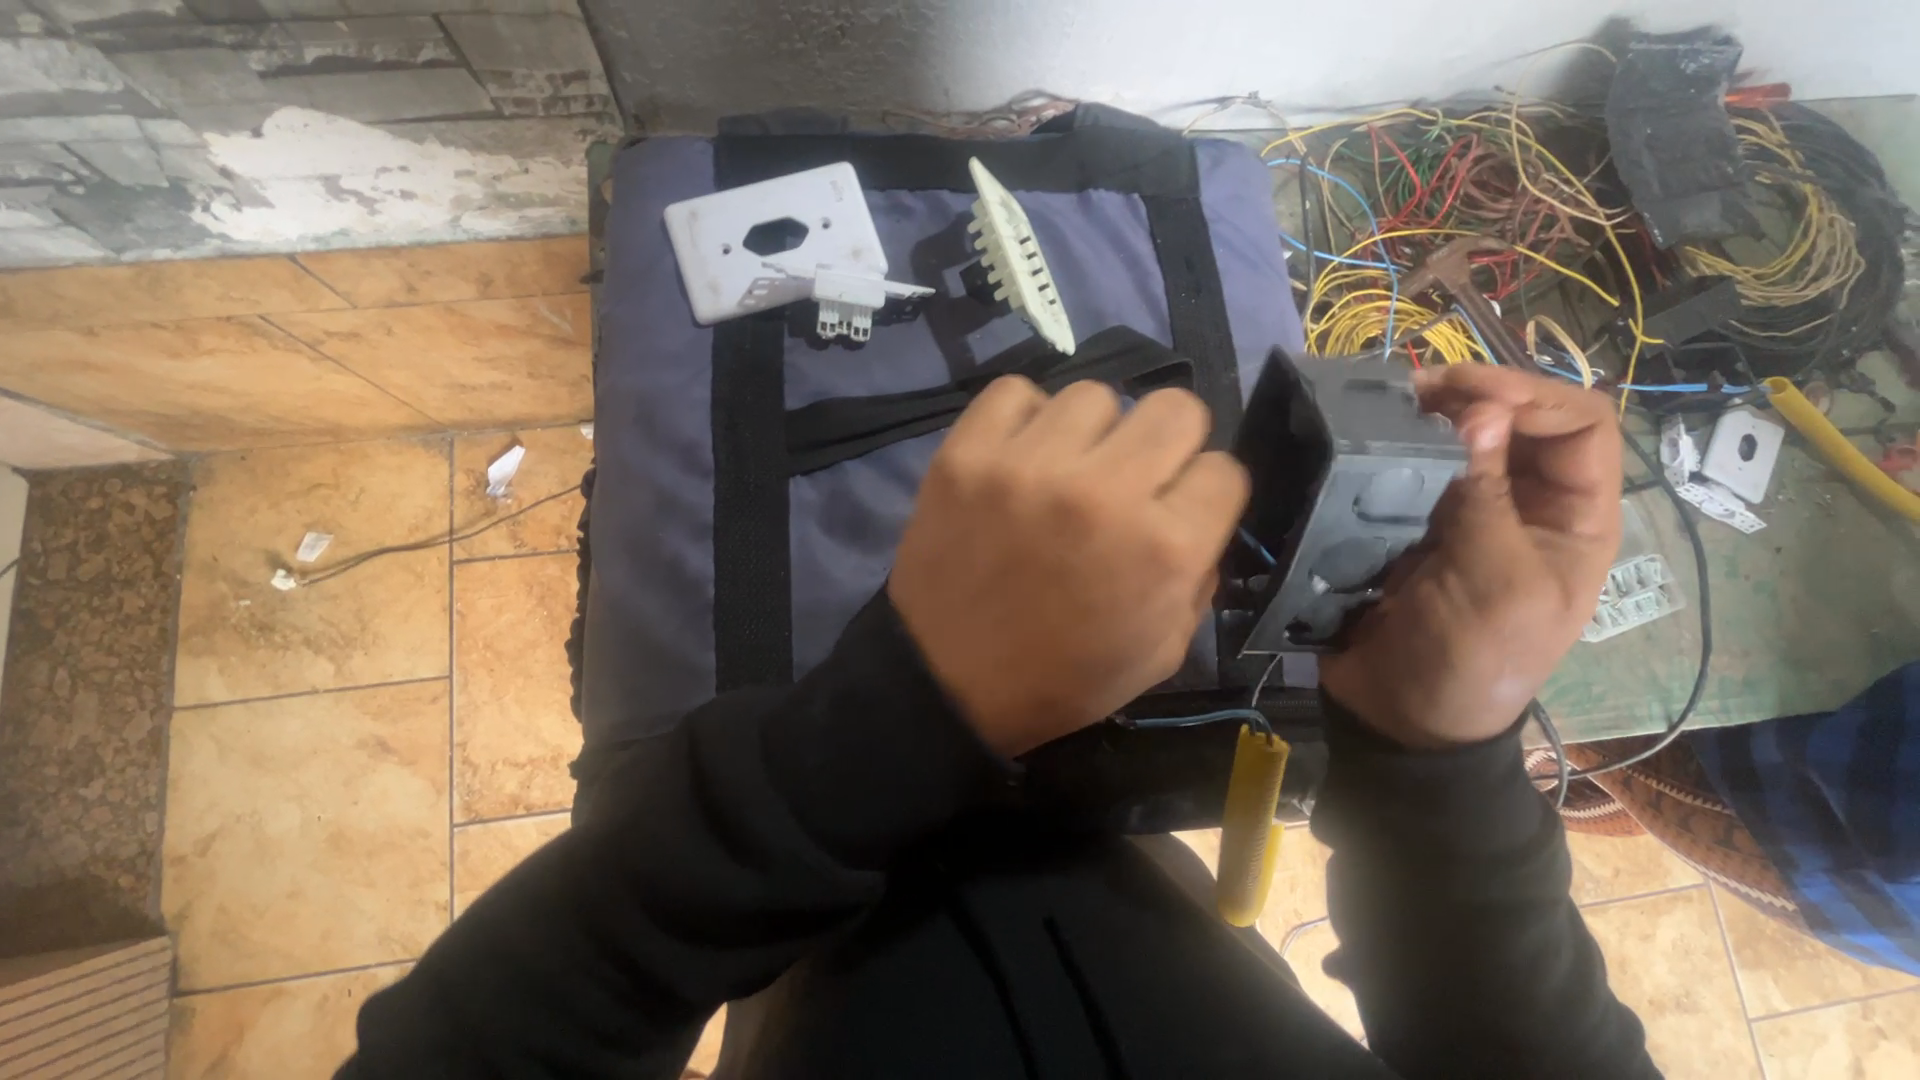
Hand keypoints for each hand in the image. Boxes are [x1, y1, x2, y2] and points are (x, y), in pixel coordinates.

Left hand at [889, 377, 1248, 756]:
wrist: (946, 683)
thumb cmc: (1061, 678)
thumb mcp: (1162, 652)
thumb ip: (1199, 576)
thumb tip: (1200, 511)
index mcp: (1163, 549)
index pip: (1224, 469)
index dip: (1205, 492)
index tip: (1179, 509)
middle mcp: (1104, 492)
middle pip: (1175, 408)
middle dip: (1167, 445)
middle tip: (1132, 480)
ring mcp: (1028, 466)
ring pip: (1095, 395)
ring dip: (1094, 433)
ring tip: (1067, 473)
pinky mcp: (965, 453)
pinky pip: (1015, 392)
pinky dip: (1025, 418)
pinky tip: (1020, 457)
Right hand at [1320, 364, 1622, 748]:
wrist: (1403, 713)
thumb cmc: (1474, 659)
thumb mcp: (1498, 583)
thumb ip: (1486, 499)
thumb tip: (1475, 414)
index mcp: (1572, 517)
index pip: (1579, 426)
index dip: (1533, 398)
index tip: (1467, 401)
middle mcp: (1521, 501)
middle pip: (1515, 421)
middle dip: (1472, 395)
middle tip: (1410, 390)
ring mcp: (1459, 511)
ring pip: (1457, 440)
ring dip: (1425, 417)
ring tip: (1381, 408)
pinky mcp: (1406, 522)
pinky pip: (1405, 471)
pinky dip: (1387, 449)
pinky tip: (1361, 441)